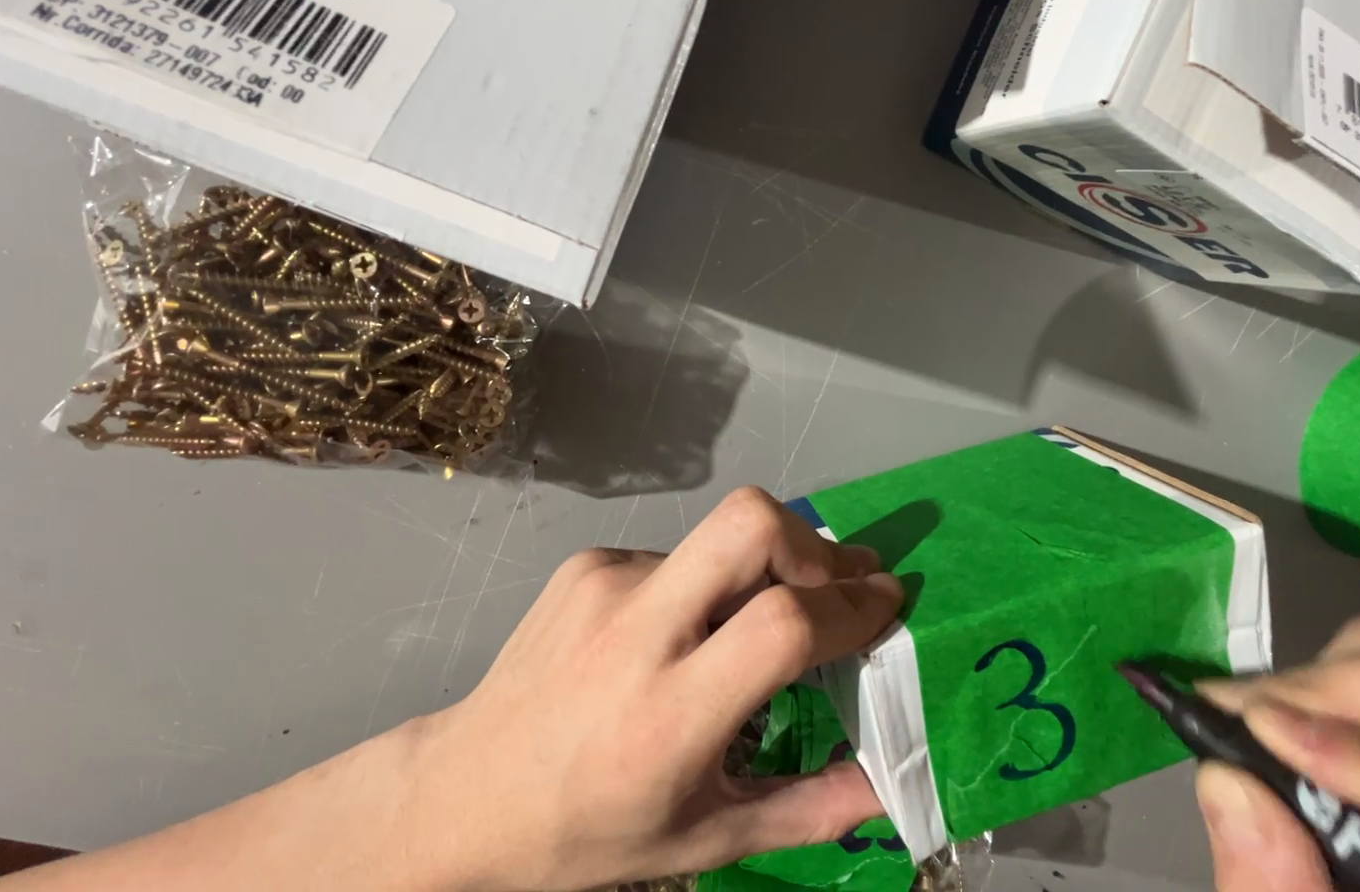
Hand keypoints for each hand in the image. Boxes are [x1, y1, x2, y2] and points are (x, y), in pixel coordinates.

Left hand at [420, 487, 904, 891]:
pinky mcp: (586, 563)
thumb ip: (812, 808)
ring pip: (718, 536)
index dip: (849, 607)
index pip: (782, 624)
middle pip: (748, 523)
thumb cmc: (591, 831)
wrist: (467, 790)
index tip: (884, 604)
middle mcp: (636, 630)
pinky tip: (685, 630)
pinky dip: (706, 585)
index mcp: (671, 713)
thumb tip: (892, 780)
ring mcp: (604, 583)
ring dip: (762, 570)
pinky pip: (677, 555)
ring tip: (758, 617)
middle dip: (813, 543)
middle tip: (839, 580)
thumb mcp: (708, 837)